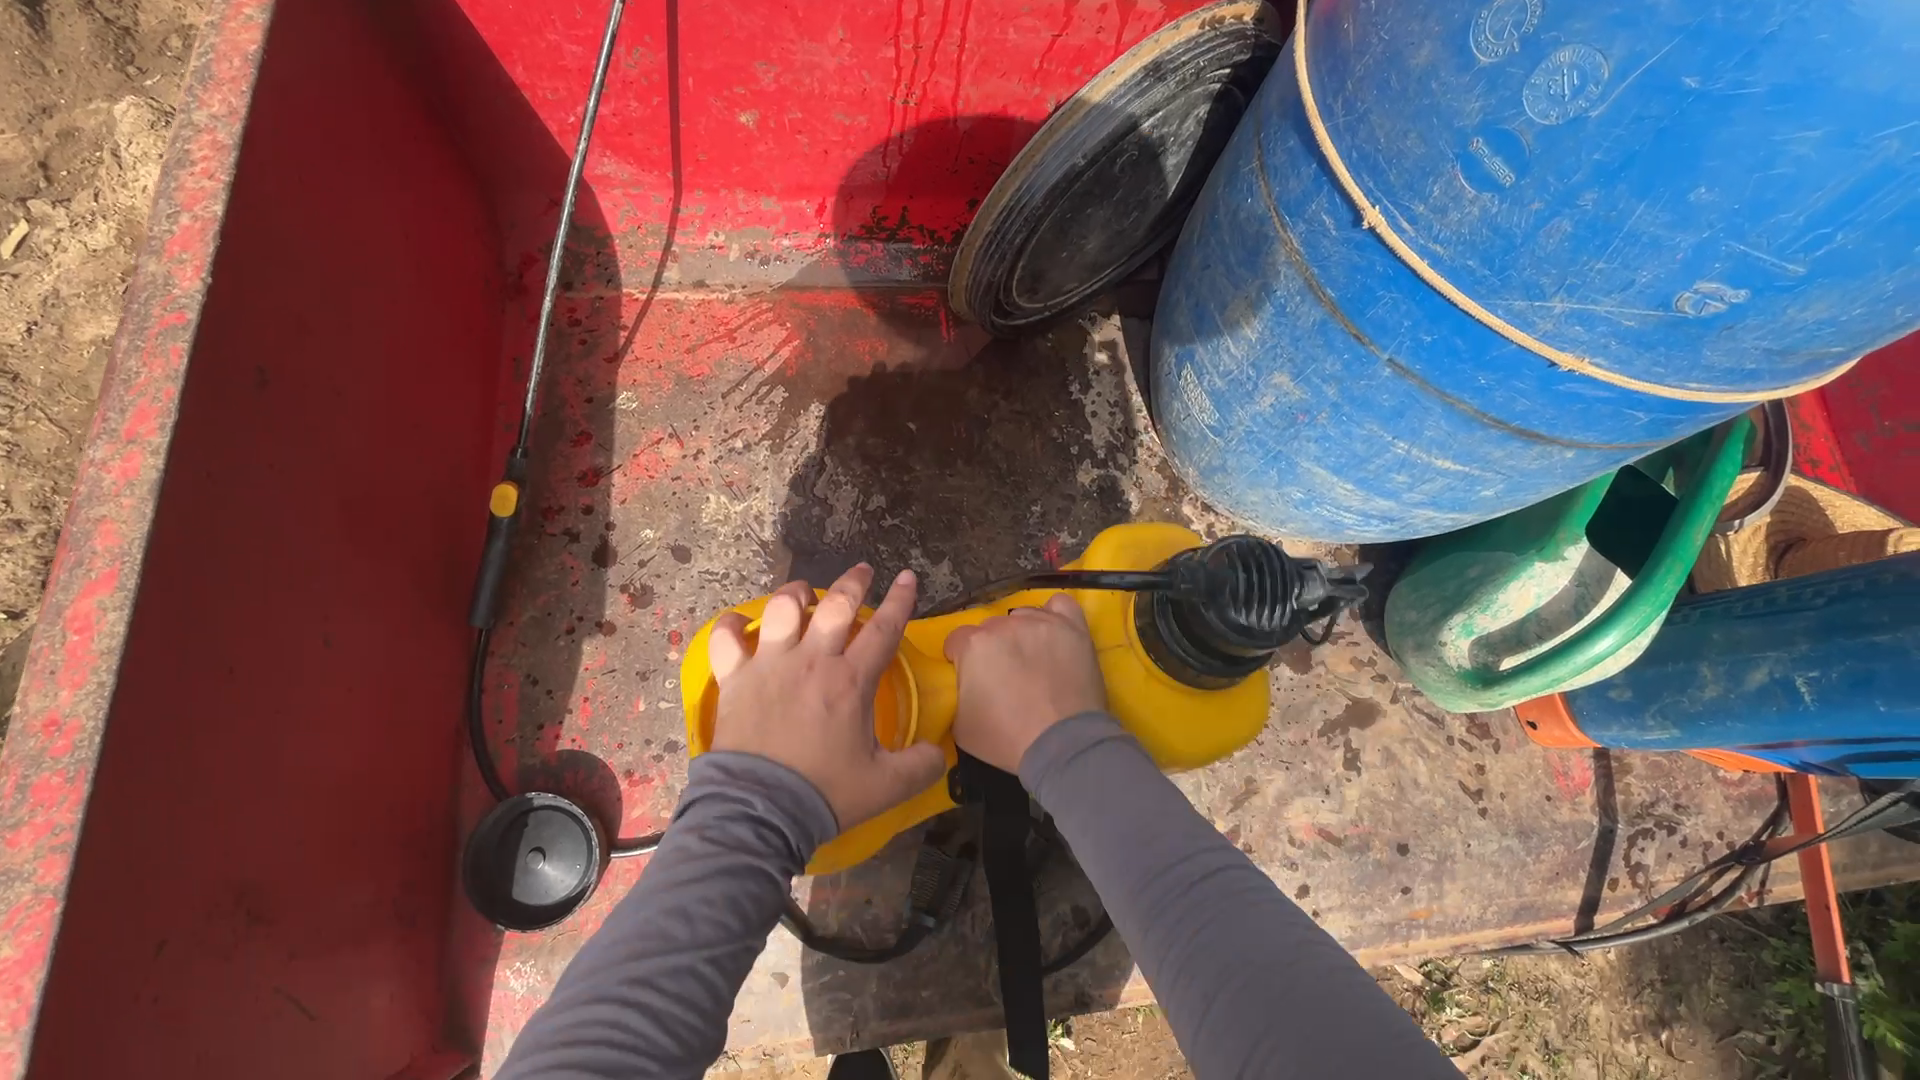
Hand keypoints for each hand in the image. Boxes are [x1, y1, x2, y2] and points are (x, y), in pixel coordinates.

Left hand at [706, 564, 946, 829]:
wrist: (759, 809)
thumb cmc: (825, 792)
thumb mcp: (887, 786)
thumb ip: (921, 765)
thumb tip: (937, 752)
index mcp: (851, 681)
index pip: (884, 629)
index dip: (901, 600)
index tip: (907, 577)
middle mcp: (812, 661)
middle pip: (836, 605)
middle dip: (854, 582)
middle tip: (863, 571)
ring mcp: (769, 665)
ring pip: (782, 608)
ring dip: (796, 594)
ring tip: (804, 593)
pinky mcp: (734, 679)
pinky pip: (726, 638)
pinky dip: (731, 625)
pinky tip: (738, 625)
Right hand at [944, 594, 1107, 772]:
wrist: (1064, 744)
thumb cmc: (1007, 739)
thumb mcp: (960, 726)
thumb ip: (955, 693)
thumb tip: (962, 683)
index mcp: (974, 645)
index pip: (956, 641)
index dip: (960, 661)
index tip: (971, 681)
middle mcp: (1005, 625)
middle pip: (989, 629)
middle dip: (992, 650)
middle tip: (1004, 678)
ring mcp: (1042, 622)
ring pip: (1022, 616)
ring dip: (1021, 634)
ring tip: (1033, 660)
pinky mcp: (1073, 627)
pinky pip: (1059, 605)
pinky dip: (1053, 616)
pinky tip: (1053, 634)